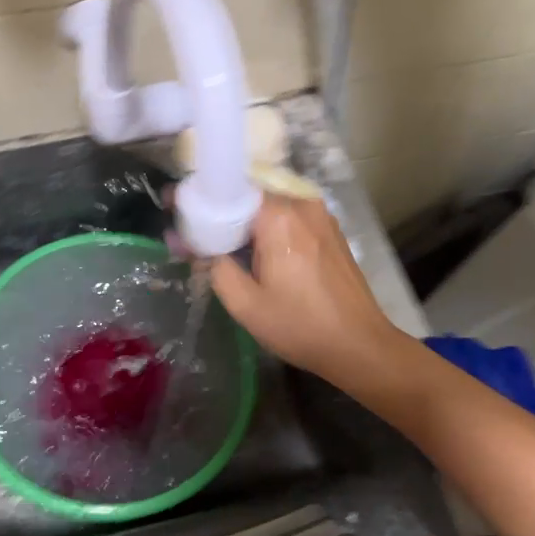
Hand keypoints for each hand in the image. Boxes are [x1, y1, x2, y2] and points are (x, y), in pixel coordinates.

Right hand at [209, 194, 404, 380]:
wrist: (360, 345)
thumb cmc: (301, 326)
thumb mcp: (245, 305)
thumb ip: (215, 267)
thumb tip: (195, 245)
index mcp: (279, 216)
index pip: (227, 189)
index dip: (198, 199)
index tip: (174, 206)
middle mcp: (301, 204)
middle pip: (247, 196)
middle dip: (218, 213)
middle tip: (192, 234)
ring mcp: (320, 215)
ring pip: (267, 207)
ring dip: (243, 223)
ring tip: (219, 246)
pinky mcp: (329, 230)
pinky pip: (288, 219)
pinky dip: (266, 230)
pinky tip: (253, 253)